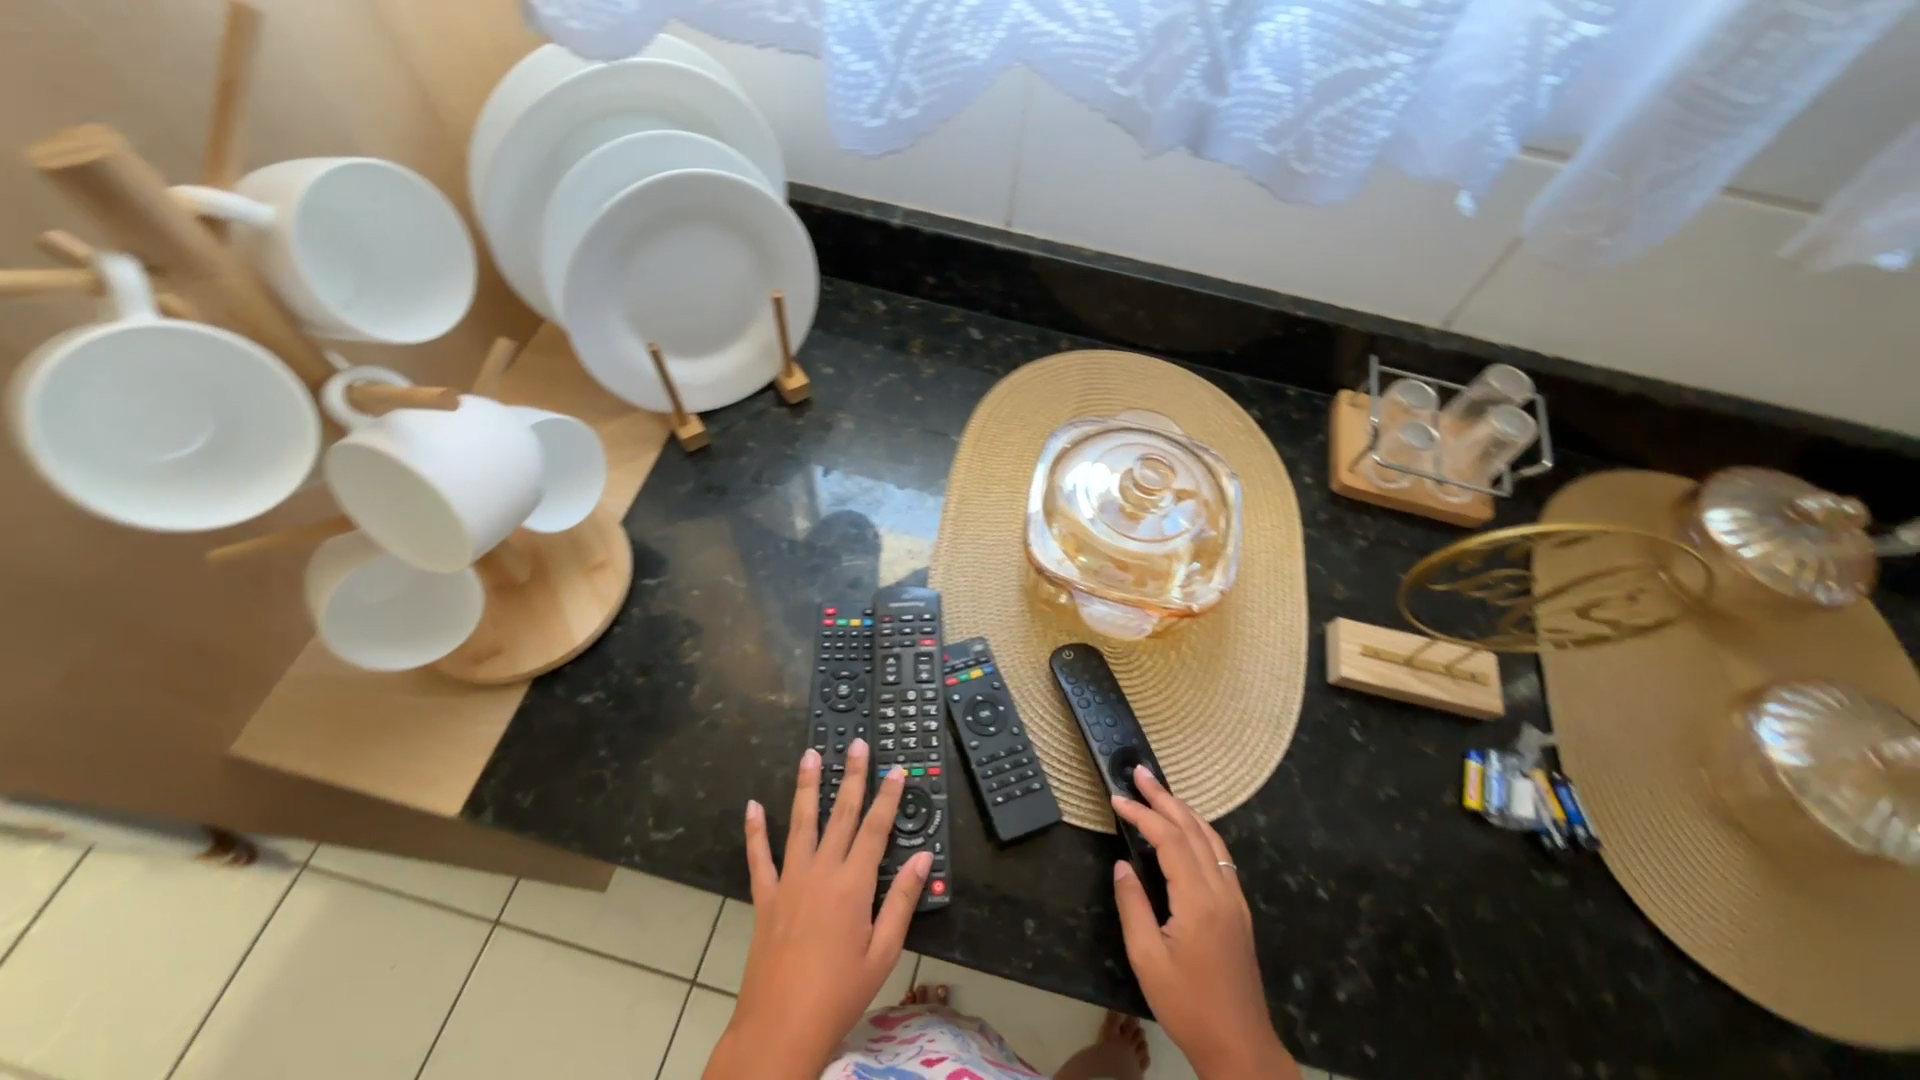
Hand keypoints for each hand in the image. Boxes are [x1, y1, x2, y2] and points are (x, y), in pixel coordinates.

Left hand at [702, 741, 931, 1079]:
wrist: (781, 1024)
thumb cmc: (840, 992)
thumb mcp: (884, 951)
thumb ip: (902, 900)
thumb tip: (924, 858)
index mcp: (853, 885)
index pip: (876, 828)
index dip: (888, 796)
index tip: (896, 769)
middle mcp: (821, 872)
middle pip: (840, 814)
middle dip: (852, 777)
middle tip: (857, 745)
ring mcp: (789, 882)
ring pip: (800, 823)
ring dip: (806, 787)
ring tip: (811, 755)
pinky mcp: (765, 897)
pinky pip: (759, 857)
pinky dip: (755, 831)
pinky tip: (753, 806)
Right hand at [1112, 766, 1299, 1079]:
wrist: (1239, 1042)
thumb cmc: (1187, 1004)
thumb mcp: (1146, 959)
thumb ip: (1133, 906)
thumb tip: (1122, 866)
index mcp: (1198, 900)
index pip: (1169, 840)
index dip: (1143, 814)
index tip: (1117, 798)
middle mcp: (1222, 890)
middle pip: (1194, 830)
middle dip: (1165, 798)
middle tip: (1140, 773)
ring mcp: (1235, 899)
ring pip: (1212, 841)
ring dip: (1186, 812)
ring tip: (1161, 792)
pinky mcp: (1239, 911)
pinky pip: (1221, 857)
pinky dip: (1200, 833)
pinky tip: (1188, 832)